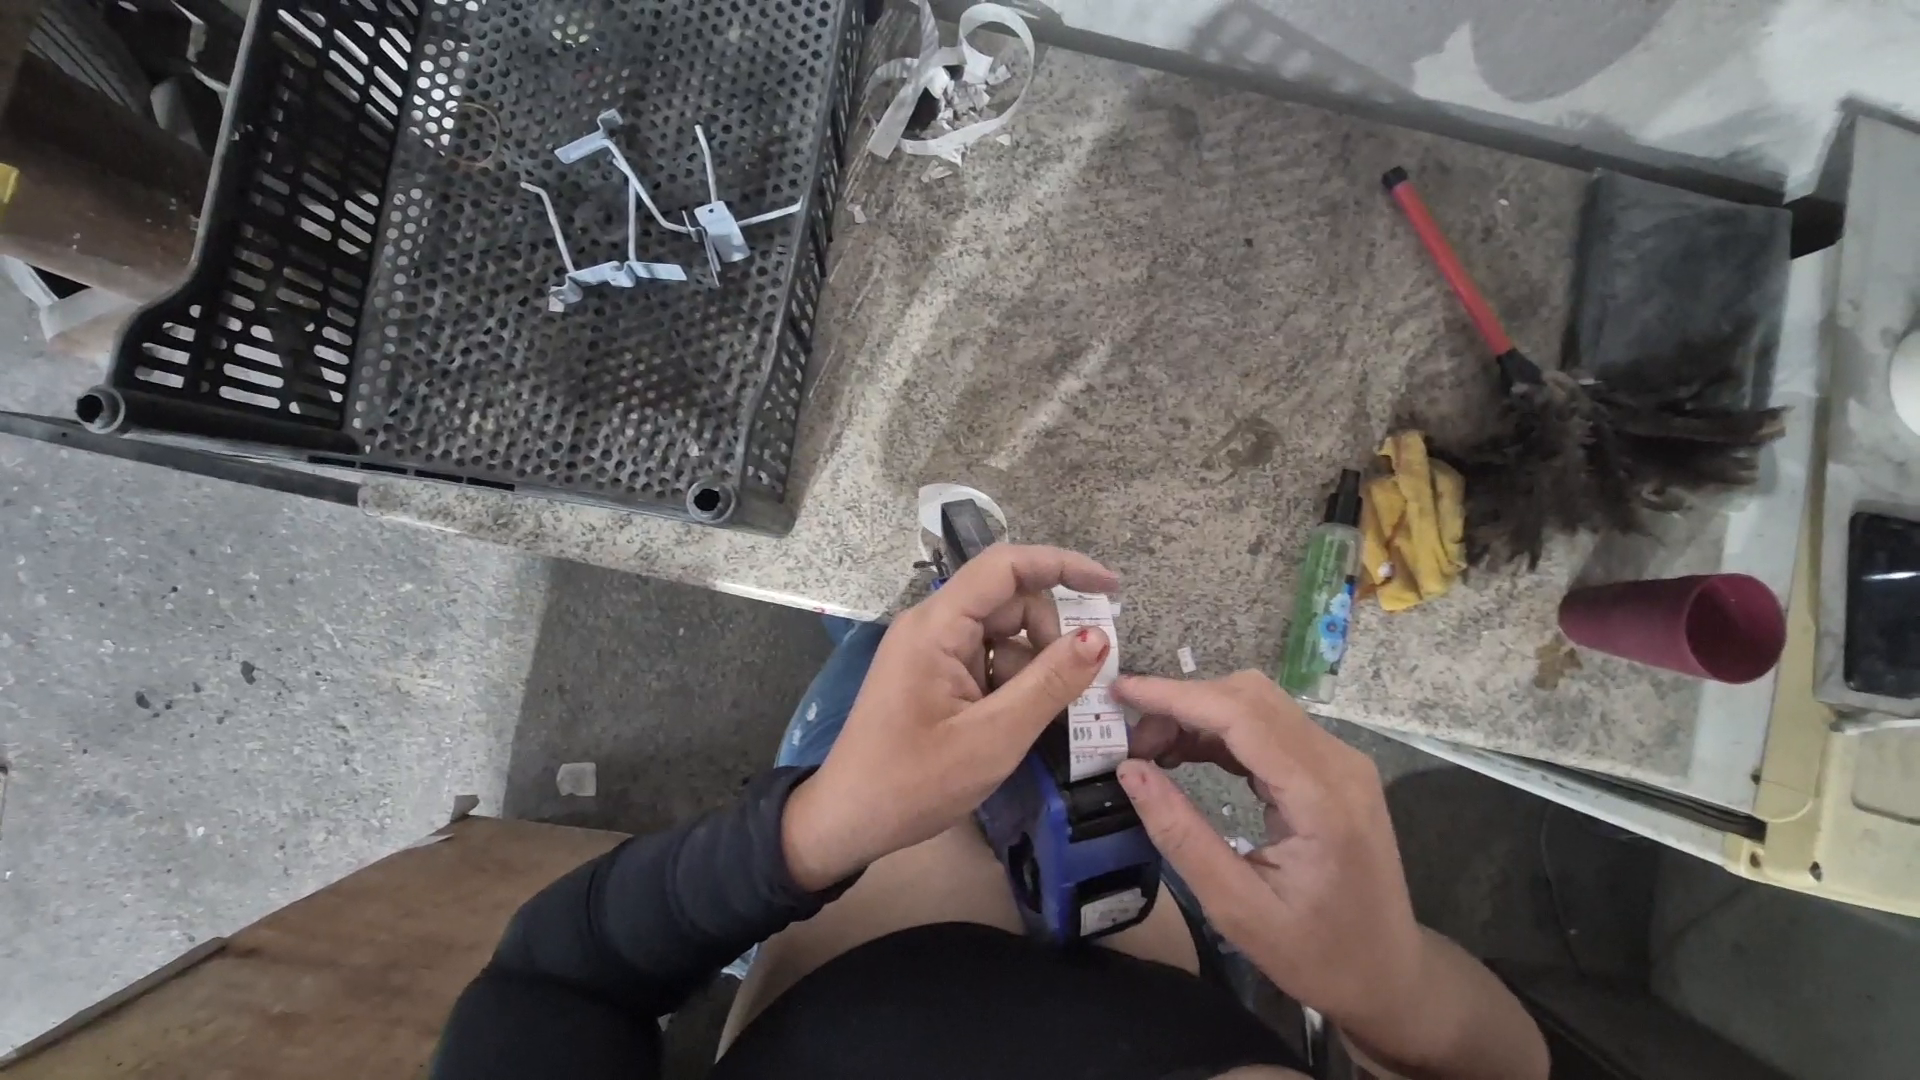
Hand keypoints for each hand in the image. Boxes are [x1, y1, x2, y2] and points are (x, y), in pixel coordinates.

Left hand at [782, 544, 1117, 890]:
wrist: (847, 821)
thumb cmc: (914, 783)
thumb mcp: (993, 737)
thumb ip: (1049, 683)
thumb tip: (1098, 637)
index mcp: (937, 626)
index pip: (1005, 566)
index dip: (1062, 565)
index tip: (1111, 586)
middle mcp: (932, 625)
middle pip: (1008, 601)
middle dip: (1048, 635)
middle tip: (1068, 688)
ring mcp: (930, 649)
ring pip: (1002, 633)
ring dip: (1032, 665)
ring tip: (1036, 718)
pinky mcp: (932, 673)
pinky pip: (985, 658)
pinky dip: (1012, 681)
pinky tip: (1016, 722)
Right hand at [1113, 672, 1427, 1055]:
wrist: (1389, 975)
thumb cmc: (1315, 953)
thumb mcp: (1235, 907)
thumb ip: (1180, 834)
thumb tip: (1128, 771)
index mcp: (1322, 799)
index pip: (1241, 716)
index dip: (1176, 696)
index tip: (1121, 693)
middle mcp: (1338, 763)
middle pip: (1248, 697)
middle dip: (1181, 704)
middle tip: (1132, 743)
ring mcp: (1339, 760)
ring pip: (1255, 703)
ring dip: (1197, 713)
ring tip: (1151, 750)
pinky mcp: (1330, 766)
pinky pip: (1266, 724)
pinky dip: (1218, 729)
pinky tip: (1186, 754)